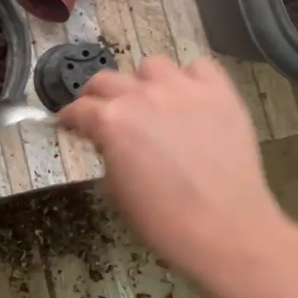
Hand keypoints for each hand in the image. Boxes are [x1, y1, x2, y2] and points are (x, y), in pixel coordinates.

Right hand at [57, 56, 297, 282]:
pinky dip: (190, 79)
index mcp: (110, 121)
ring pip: (152, 66)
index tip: (70, 124)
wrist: (226, 231)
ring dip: (144, 82)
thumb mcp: (116, 190)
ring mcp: (183, 89)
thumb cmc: (163, 221)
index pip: (78, 109)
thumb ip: (106, 154)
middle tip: (103, 113)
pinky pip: (199, 67)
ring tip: (152, 102)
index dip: (70, 118)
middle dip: (98, 97)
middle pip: (106, 80)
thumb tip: (109, 142)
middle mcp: (142, 95)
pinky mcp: (220, 93)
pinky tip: (190, 99)